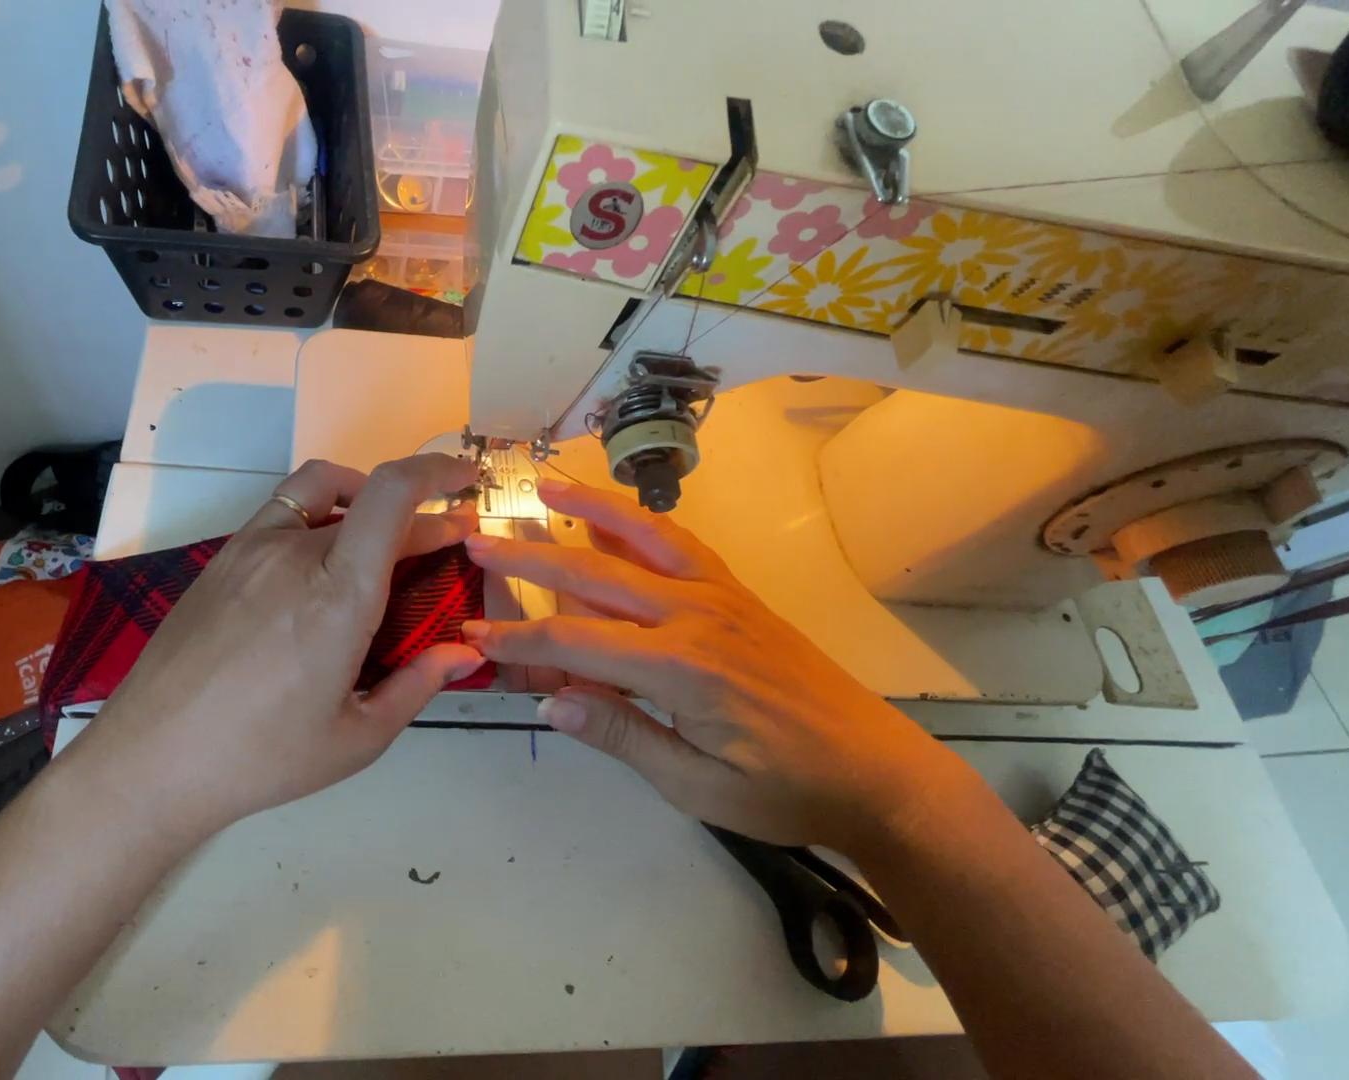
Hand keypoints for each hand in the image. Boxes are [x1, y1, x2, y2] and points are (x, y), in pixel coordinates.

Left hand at [73, 455, 486, 838]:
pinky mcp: (221, 559)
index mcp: (339, 592)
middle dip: (419, 517)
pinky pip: (282, 512)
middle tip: (444, 546)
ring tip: (380, 540)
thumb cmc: (262, 757)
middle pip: (369, 501)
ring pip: (322, 492)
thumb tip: (464, 653)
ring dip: (365, 502)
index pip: (393, 493)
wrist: (151, 758)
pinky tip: (319, 563)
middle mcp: (295, 552)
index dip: (436, 470)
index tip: (465, 480)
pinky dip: (319, 515)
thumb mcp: (357, 737)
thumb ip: (417, 685)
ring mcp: (250, 548)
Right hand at [461, 479, 968, 851]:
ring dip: (590, 508)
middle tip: (478, 540)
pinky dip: (641, 523)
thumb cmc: (784, 790)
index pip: (575, 644)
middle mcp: (695, 614)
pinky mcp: (738, 594)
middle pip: (595, 575)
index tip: (470, 634)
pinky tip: (614, 518)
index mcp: (681, 668)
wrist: (877, 772)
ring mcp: (720, 595)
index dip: (517, 641)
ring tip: (547, 487)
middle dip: (530, 560)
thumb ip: (621, 735)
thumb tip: (548, 702)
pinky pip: (681, 544)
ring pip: (642, 537)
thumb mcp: (696, 786)